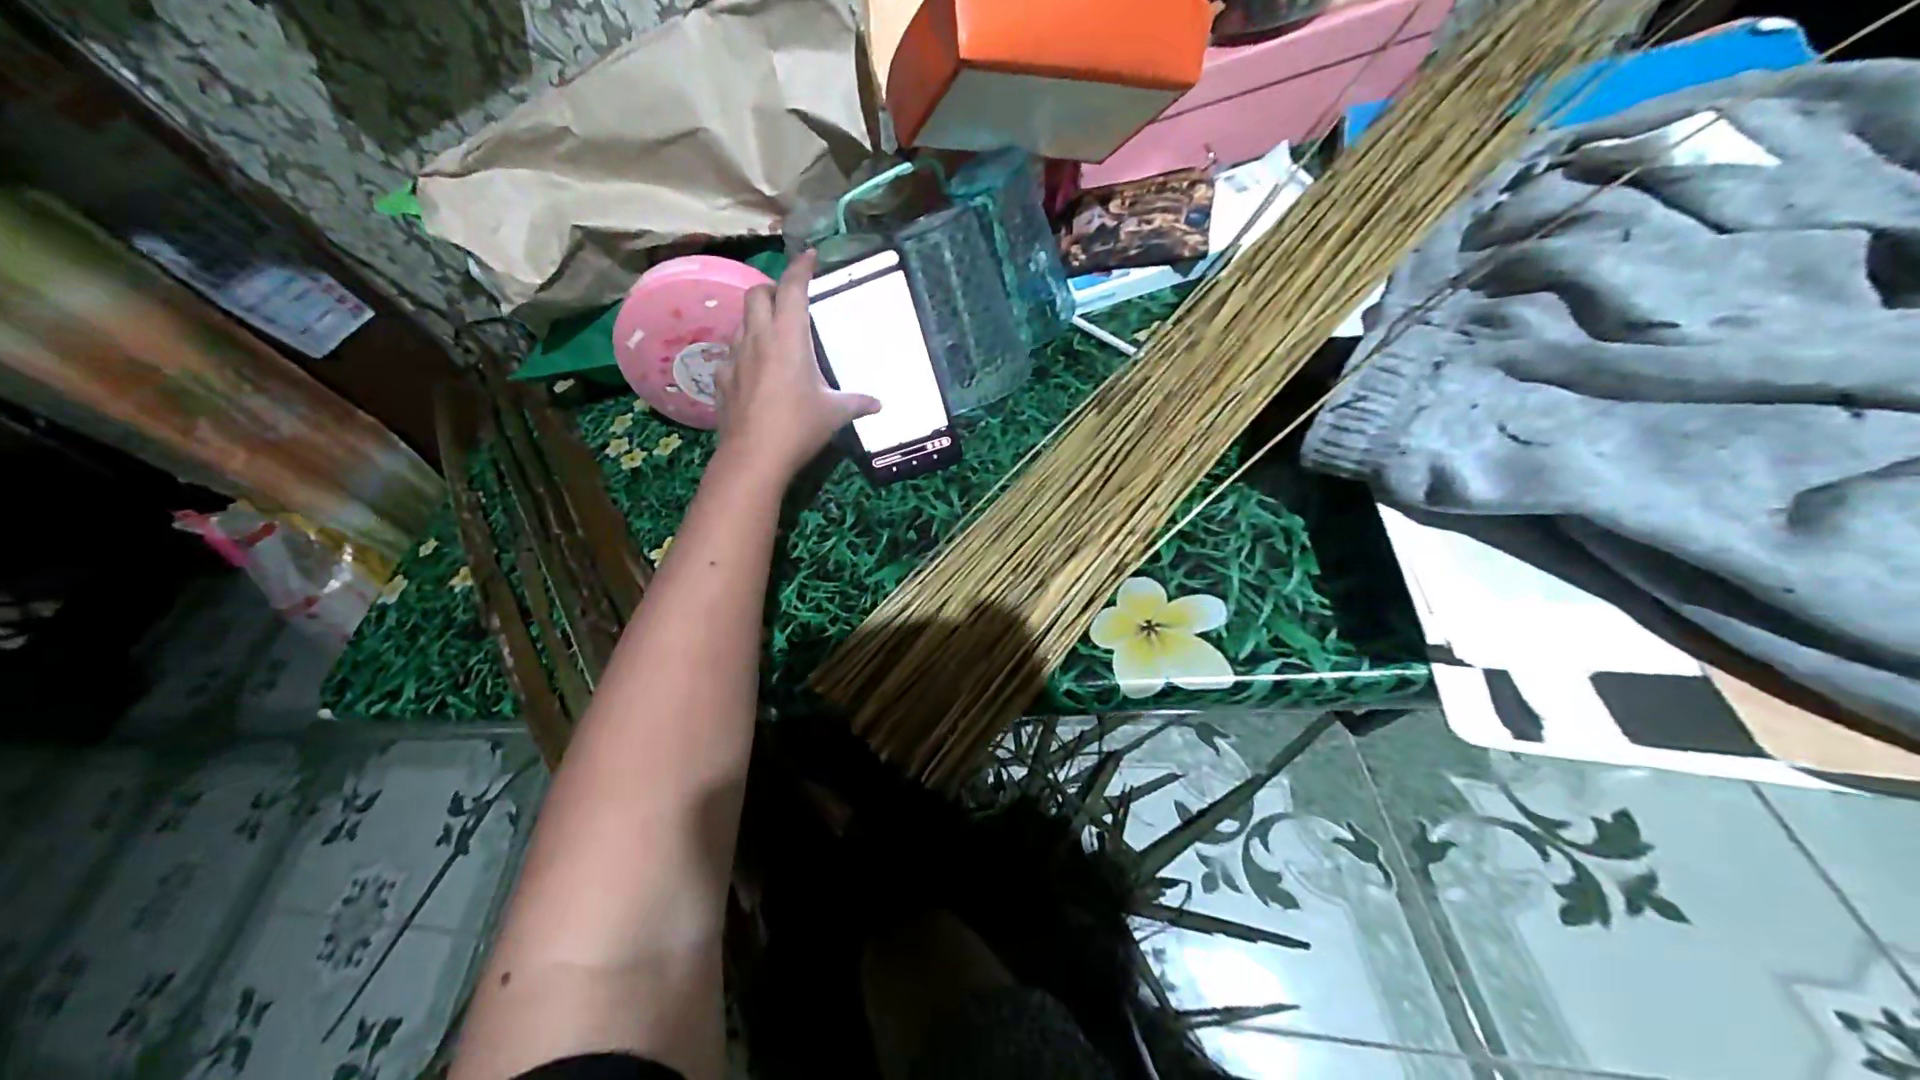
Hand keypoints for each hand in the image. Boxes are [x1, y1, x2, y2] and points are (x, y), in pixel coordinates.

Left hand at [715, 250, 880, 481]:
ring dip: (757, 320)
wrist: (753, 457)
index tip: (809, 256)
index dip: (801, 267)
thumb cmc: (799, 427)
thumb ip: (856, 402)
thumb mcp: (834, 413)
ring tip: (774, 336)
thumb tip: (878, 405)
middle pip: (757, 293)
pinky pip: (731, 353)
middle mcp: (758, 338)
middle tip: (790, 302)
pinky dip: (744, 352)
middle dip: (773, 289)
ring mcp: (735, 357)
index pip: (792, 287)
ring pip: (741, 322)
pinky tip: (755, 371)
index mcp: (788, 337)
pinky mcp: (721, 378)